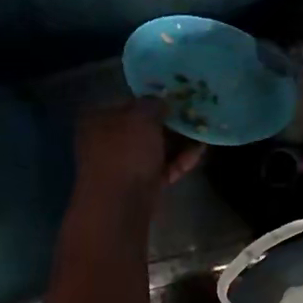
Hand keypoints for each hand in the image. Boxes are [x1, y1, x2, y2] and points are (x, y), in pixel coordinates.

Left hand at [73, 98, 200, 194]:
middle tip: (193, 117)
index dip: (154, 101)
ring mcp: (124, 164)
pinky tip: (199, 153)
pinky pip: (162, 168)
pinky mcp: (140, 184)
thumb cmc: (126, 152)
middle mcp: (108, 140)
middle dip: (170, 124)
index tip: (177, 100)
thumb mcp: (141, 117)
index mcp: (99, 118)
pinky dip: (179, 161)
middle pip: (144, 128)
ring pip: (155, 149)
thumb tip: (161, 102)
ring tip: (203, 134)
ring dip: (179, 143)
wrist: (121, 202)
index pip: (129, 103)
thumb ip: (153, 104)